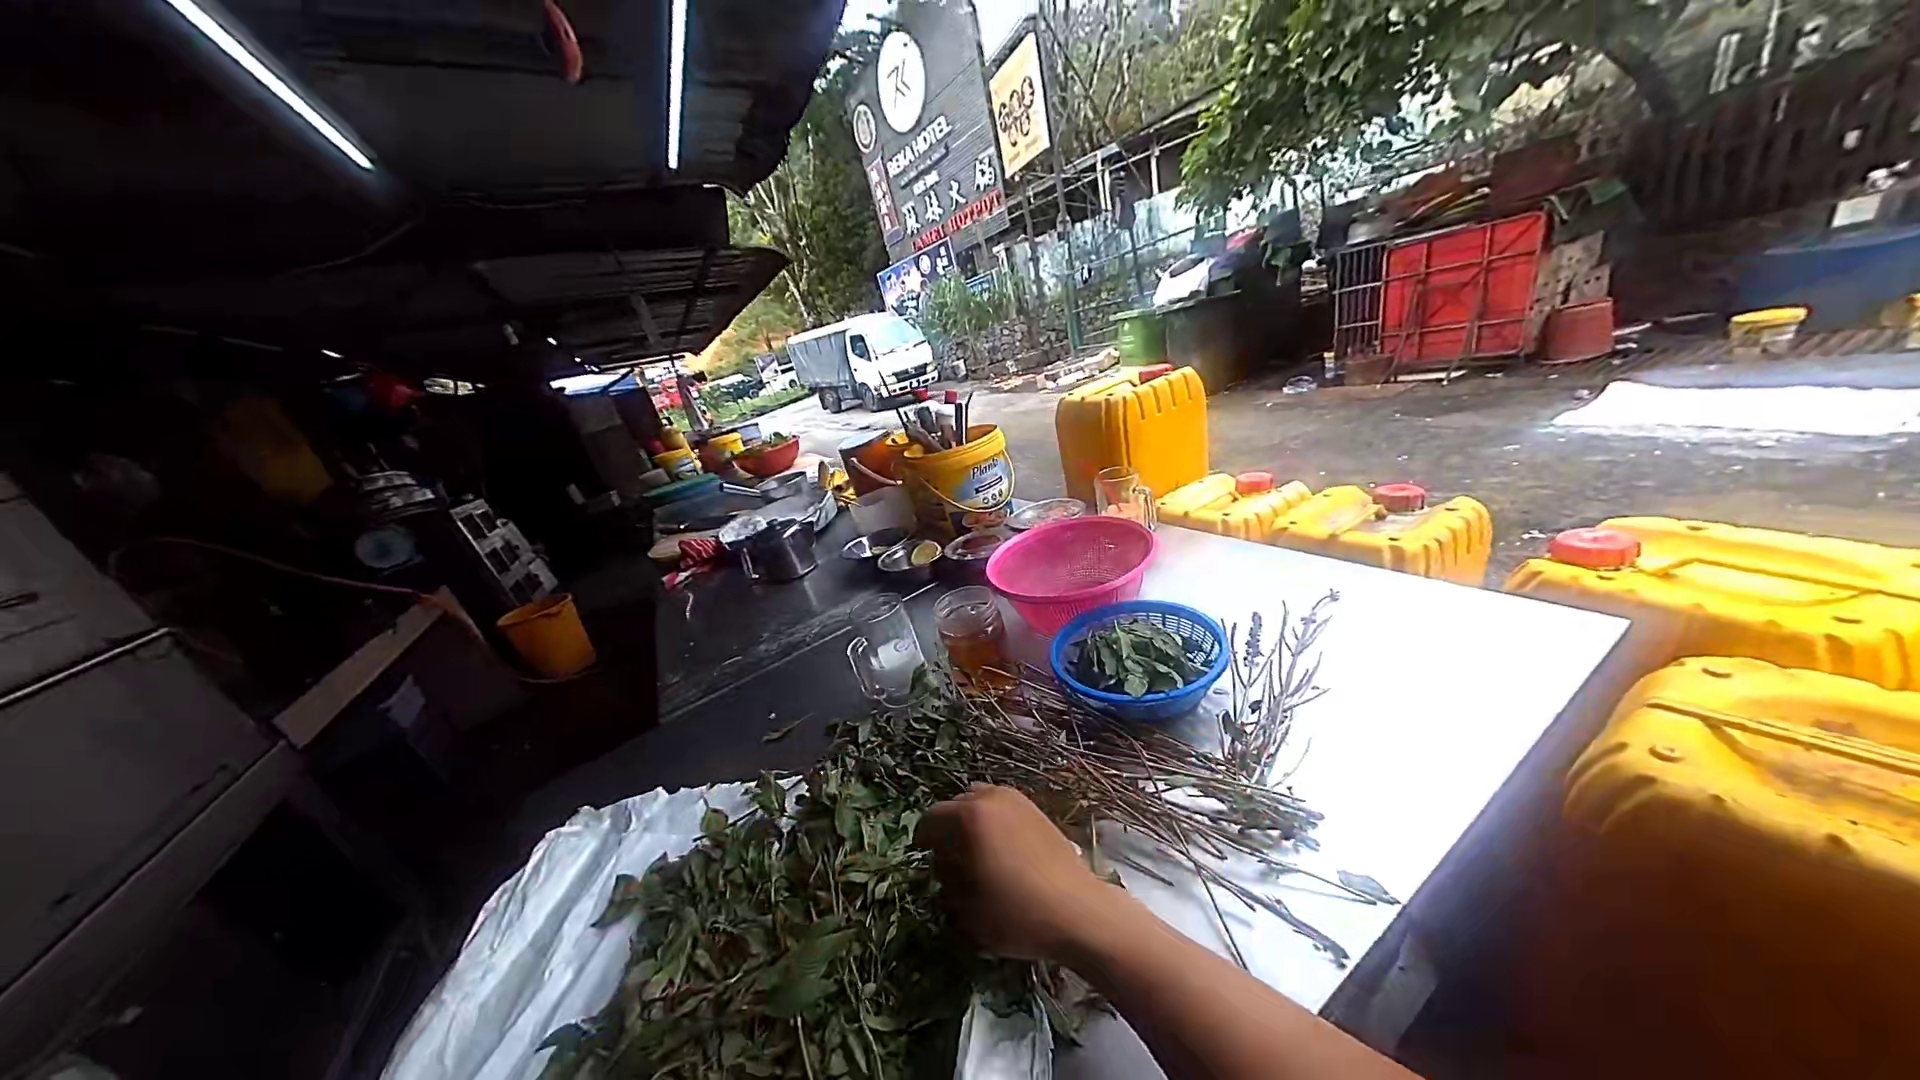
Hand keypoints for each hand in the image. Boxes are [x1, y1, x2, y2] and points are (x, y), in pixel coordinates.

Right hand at [914, 784, 1119, 962]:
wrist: (1079, 912)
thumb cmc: (1016, 914)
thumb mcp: (965, 907)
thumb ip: (946, 879)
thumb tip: (945, 865)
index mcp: (968, 816)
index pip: (930, 819)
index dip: (923, 841)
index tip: (924, 860)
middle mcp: (990, 798)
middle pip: (954, 806)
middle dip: (947, 831)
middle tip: (952, 863)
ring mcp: (1016, 800)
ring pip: (979, 802)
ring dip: (971, 823)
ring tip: (978, 855)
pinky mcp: (1035, 809)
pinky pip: (1001, 807)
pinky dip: (993, 822)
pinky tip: (1002, 852)